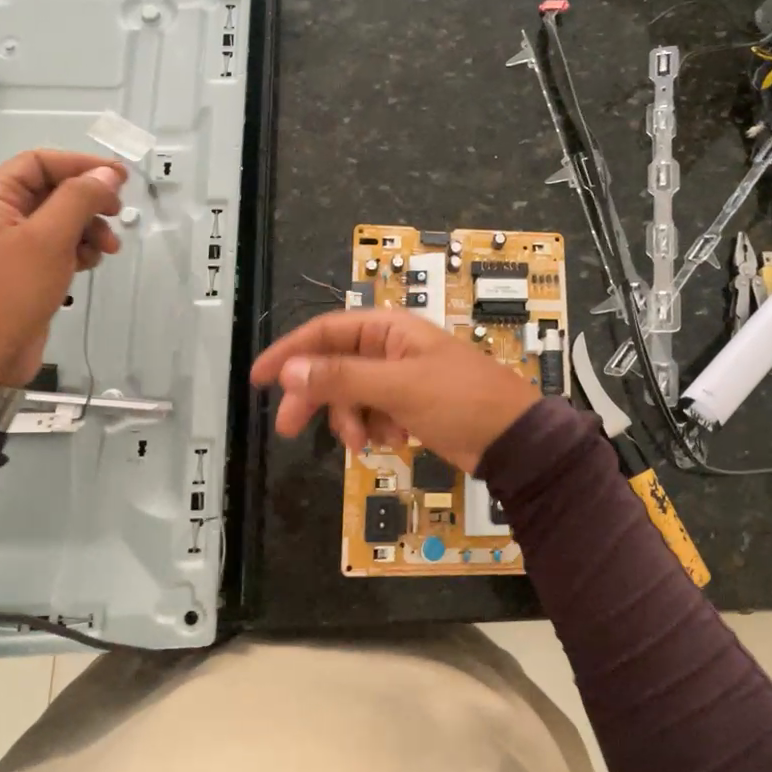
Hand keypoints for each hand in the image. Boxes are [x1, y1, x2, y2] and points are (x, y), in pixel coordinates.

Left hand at [0, 150, 126, 386]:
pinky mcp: (22, 271)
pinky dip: (78, 249)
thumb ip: (78, 199)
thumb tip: (106, 173)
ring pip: (58, 220)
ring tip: (108, 248)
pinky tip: (90, 263)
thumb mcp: (48, 240)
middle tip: (117, 213)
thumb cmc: (9, 294)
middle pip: (51, 190)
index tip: (120, 179)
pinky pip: (56, 246)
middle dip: (88, 200)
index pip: (39, 162)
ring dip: (88, 228)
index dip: (81, 165)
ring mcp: (8, 245)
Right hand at [250, 310, 541, 471]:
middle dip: (315, 396)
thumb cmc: (461, 401)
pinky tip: (394, 441)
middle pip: (333, 366)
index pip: (325, 331)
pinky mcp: (408, 406)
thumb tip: (289, 370)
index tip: (259, 378)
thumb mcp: (399, 387)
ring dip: (350, 420)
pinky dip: (374, 429)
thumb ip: (343, 377)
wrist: (512, 440)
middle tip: (289, 429)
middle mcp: (390, 348)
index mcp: (388, 329)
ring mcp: (400, 379)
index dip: (290, 352)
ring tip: (366, 443)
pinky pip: (372, 413)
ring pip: (350, 395)